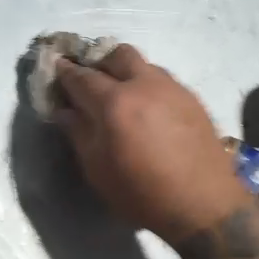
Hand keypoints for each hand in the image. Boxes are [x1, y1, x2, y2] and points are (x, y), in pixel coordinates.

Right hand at [54, 45, 250, 245]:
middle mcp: (144, 85)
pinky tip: (146, 112)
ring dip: (126, 73)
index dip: (65, 72)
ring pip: (144, 65)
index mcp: (114, 102)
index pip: (82, 77)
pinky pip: (163, 81)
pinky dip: (147, 87)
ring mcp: (173, 89)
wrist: (202, 204)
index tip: (55, 69)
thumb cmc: (140, 192)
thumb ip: (78, 133)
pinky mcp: (193, 100)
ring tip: (120, 97)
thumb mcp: (97, 169)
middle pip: (118, 54)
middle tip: (89, 83)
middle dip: (99, 62)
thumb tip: (65, 111)